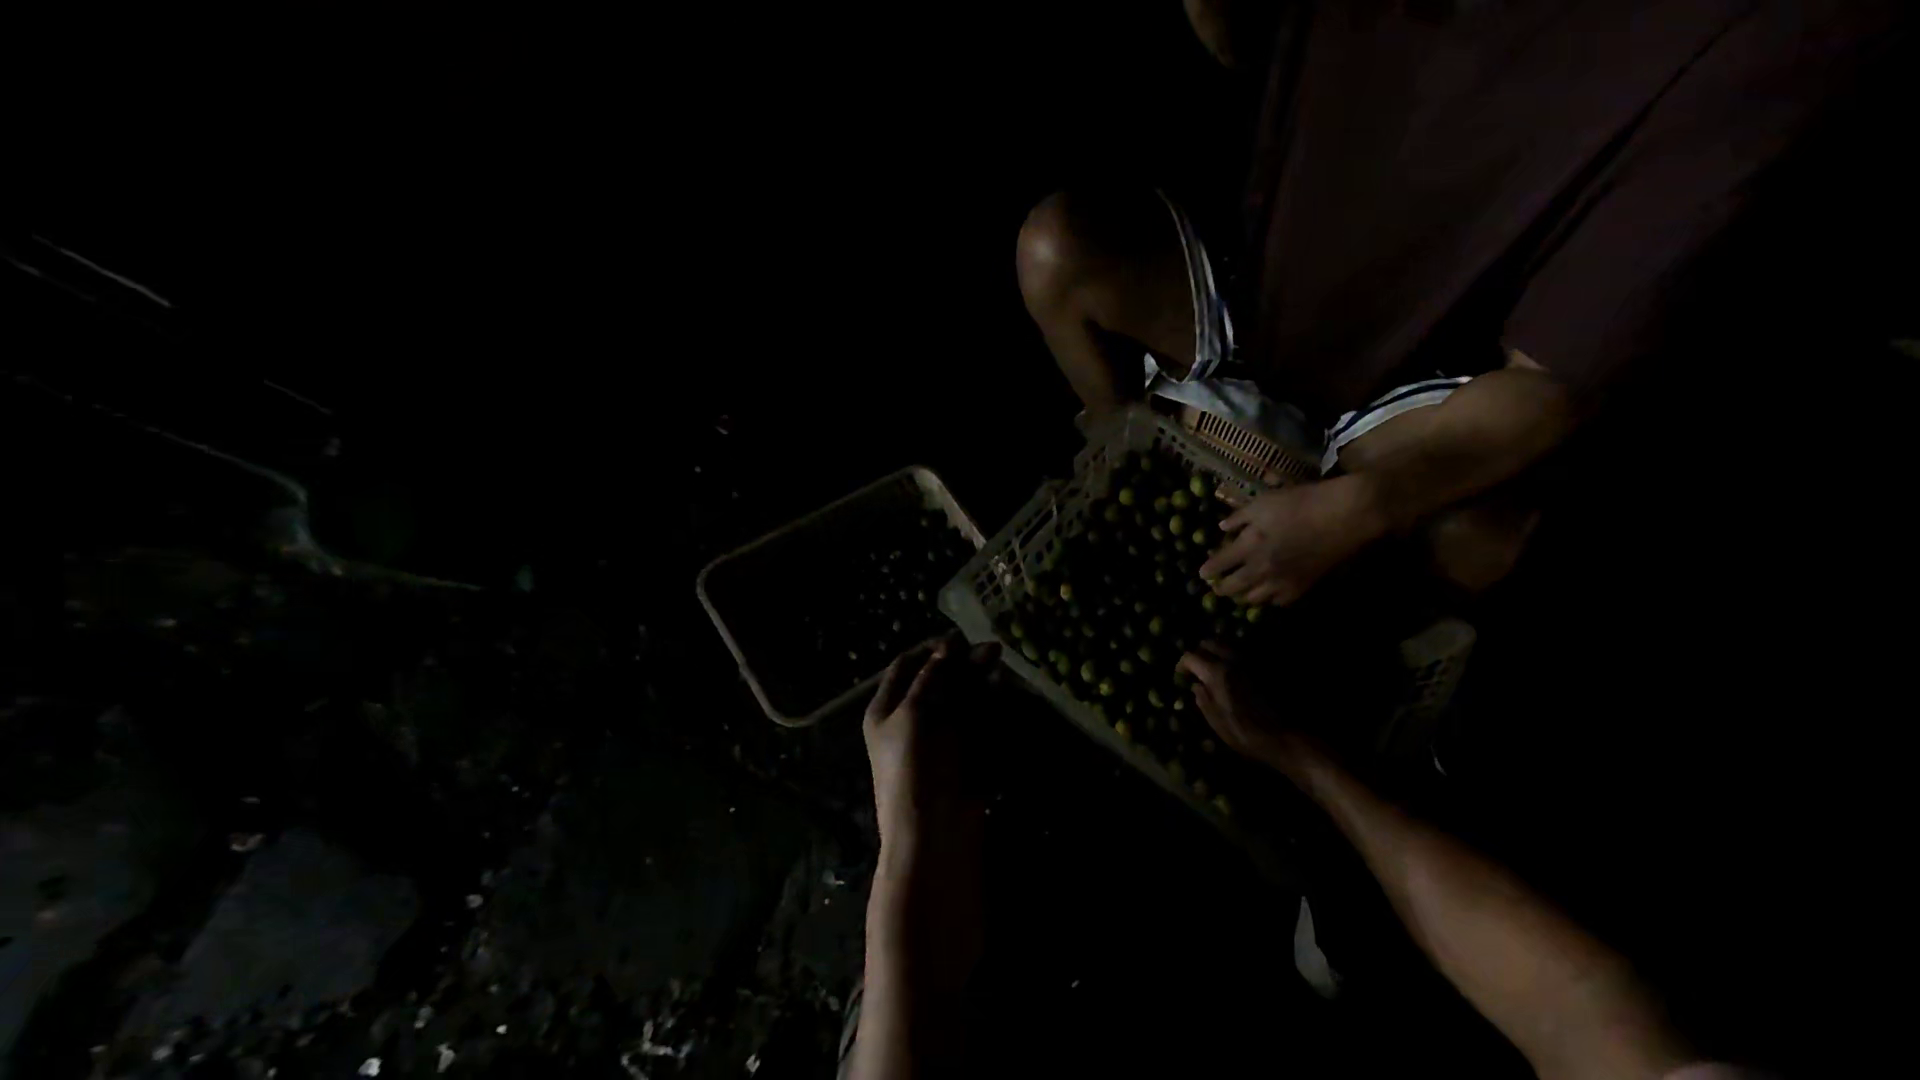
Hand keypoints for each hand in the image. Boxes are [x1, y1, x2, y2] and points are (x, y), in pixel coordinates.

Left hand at [864, 635, 998, 857]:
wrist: (932, 833)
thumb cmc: (913, 768)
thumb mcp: (913, 715)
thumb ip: (931, 678)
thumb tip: (947, 647)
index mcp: (885, 710)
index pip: (905, 667)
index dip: (930, 649)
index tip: (958, 639)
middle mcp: (908, 720)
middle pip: (936, 681)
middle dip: (961, 663)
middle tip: (991, 650)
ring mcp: (936, 737)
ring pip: (958, 698)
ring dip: (977, 679)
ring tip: (997, 663)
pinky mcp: (960, 753)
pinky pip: (973, 719)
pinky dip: (985, 702)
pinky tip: (1000, 689)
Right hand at [1177, 641, 1303, 771]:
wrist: (1290, 738)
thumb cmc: (1249, 735)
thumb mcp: (1218, 723)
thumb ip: (1203, 700)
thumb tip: (1196, 686)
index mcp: (1217, 673)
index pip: (1191, 656)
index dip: (1183, 664)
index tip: (1182, 676)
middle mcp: (1234, 659)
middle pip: (1210, 642)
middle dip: (1200, 653)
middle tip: (1199, 669)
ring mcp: (1253, 659)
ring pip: (1229, 643)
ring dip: (1219, 652)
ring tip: (1218, 668)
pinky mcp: (1268, 665)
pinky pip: (1246, 652)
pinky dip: (1236, 657)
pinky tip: (1239, 672)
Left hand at [1198, 474, 1386, 605]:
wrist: (1346, 515)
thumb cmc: (1302, 503)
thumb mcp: (1264, 502)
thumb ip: (1239, 518)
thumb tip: (1222, 528)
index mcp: (1249, 547)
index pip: (1219, 566)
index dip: (1208, 570)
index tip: (1202, 573)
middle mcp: (1262, 570)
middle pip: (1232, 588)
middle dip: (1221, 588)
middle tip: (1217, 586)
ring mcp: (1283, 582)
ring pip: (1254, 600)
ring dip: (1243, 596)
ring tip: (1240, 590)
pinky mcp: (1303, 588)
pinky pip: (1278, 602)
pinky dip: (1270, 599)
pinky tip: (1269, 591)